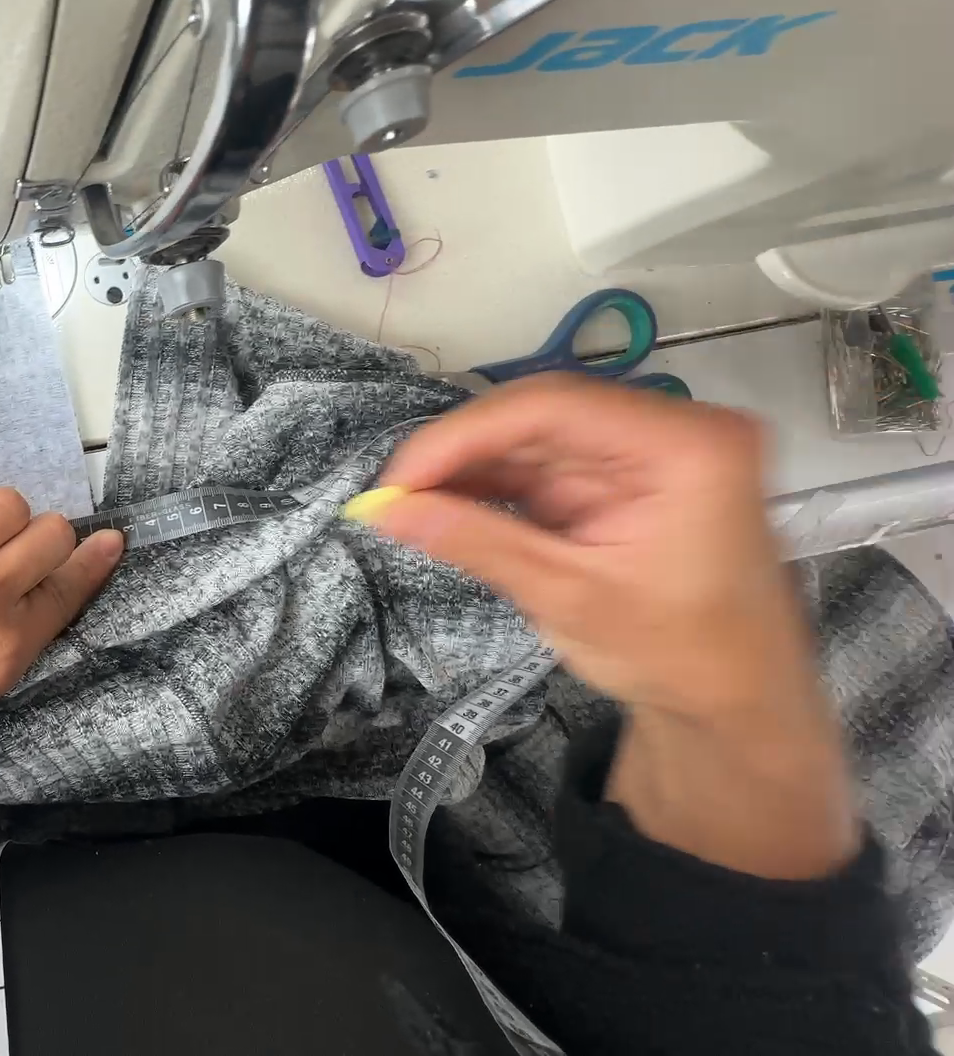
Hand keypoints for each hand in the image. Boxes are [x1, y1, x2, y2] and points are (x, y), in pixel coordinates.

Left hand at [0, 487, 123, 857]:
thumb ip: (4, 648)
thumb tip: (26, 603)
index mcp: (2, 650)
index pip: (69, 588)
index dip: (94, 560)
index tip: (109, 541)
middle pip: (47, 533)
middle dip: (47, 537)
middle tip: (22, 549)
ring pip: (4, 503)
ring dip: (0, 517)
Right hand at [357, 374, 856, 877]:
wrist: (730, 699)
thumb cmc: (676, 653)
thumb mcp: (566, 596)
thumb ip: (472, 542)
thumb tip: (377, 511)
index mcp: (683, 446)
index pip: (549, 408)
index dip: (459, 437)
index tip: (396, 484)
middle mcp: (660, 430)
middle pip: (530, 411)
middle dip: (453, 450)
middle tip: (392, 496)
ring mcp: (629, 451)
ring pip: (517, 433)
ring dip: (457, 467)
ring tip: (406, 504)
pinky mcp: (601, 476)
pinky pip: (523, 462)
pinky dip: (474, 483)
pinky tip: (437, 506)